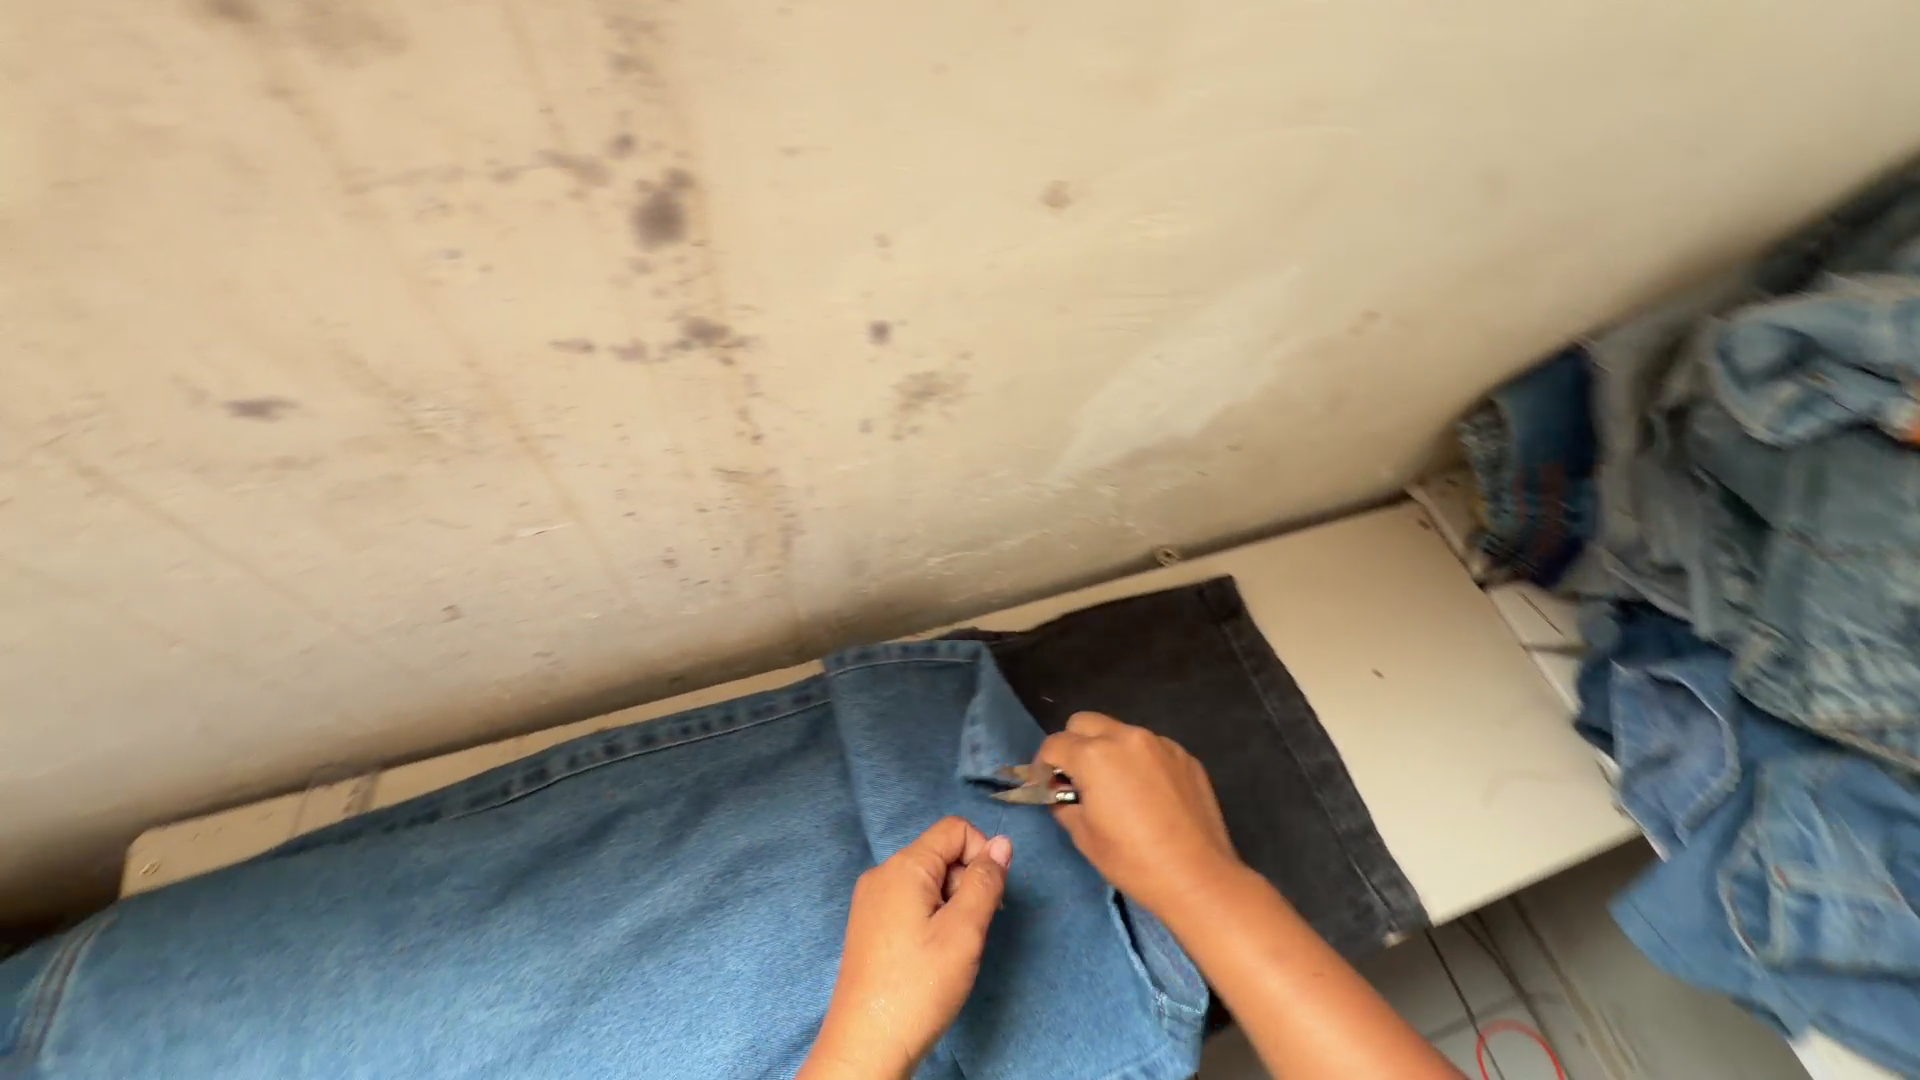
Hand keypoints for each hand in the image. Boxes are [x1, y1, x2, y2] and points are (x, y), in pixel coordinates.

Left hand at [800, 817, 1011, 1079]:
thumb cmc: (918, 987)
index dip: (981, 855)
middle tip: (970, 932)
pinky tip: (930, 957)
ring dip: (951, 905)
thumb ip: (986, 882)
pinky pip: (910, 902)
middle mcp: (883, 873)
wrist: (865, 1047)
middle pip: (941, 854)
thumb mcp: (964, 931)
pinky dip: (931, 919)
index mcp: (904, 866)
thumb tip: (1001, 843)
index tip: (989, 899)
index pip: (955, 829)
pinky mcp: (869, 926)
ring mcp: (871, 900)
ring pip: (928, 880)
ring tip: (950, 951)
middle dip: (966, 883)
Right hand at [1036, 713, 1240, 918]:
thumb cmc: (1132, 860)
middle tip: (1077, 779)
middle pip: (1084, 723)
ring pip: (1119, 732)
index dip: (1042, 765)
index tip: (1046, 785)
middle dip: (1073, 745)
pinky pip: (1149, 748)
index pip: (1054, 744)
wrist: (1197, 876)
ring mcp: (1159, 743)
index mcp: (1094, 755)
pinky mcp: (1184, 755)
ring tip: (1117, 788)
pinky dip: (1139, 761)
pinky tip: (1149, 795)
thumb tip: (1060, 792)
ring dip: (1108, 751)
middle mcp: (1125, 738)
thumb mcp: (1083, 836)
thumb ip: (1062, 803)